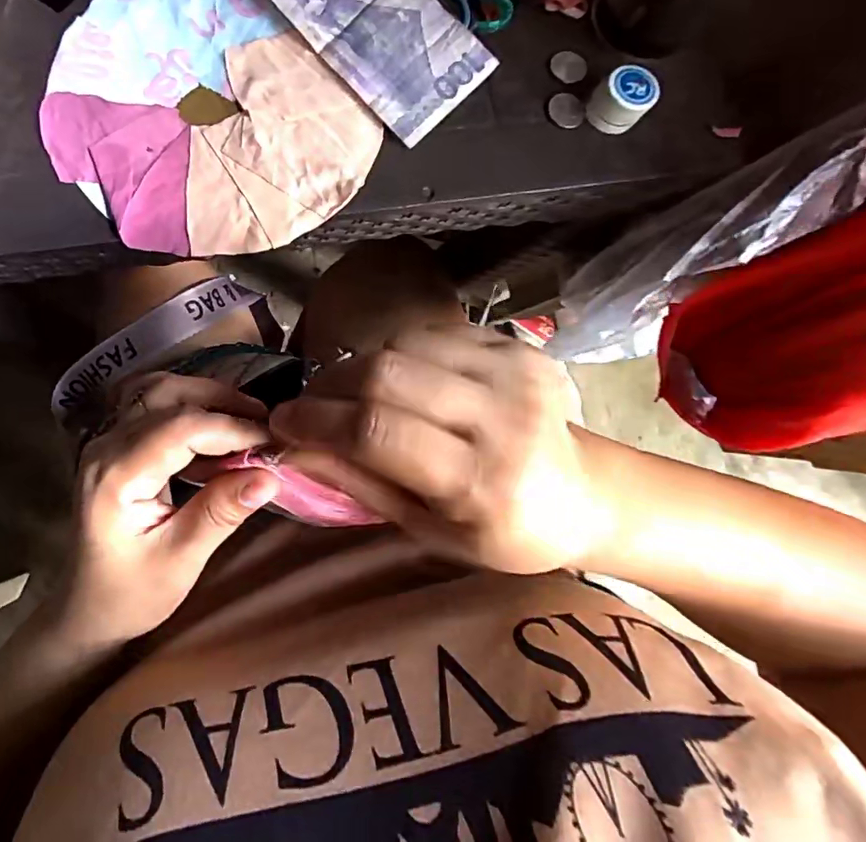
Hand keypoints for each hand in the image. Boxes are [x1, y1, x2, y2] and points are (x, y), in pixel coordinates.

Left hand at [44, 374, 279, 646]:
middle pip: (166, 394)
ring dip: (207, 396)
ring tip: (247, 418)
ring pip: (160, 391)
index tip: (272, 441)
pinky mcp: (118, 444)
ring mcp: (108, 441)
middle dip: (221, 400)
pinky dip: (192, 407)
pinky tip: (220, 430)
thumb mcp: (180, 562)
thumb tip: (269, 476)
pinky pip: (156, 406)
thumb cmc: (131, 594)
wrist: (87, 609)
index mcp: (117, 477)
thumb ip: (221, 512)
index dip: (231, 427)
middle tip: (265, 421)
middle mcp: (106, 447)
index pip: (180, 428)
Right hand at [270, 324, 610, 574]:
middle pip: (385, 375)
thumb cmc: (503, 531)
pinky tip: (392, 377)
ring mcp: (514, 370)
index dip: (317, 422)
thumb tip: (294, 449)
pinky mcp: (516, 345)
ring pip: (403, 345)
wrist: (583, 491)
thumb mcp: (429, 531)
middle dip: (329, 387)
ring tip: (344, 391)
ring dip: (358, 366)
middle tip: (306, 405)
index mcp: (481, 481)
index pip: (377, 431)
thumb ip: (361, 484)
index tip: (281, 424)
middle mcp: (502, 415)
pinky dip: (397, 353)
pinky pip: (433, 334)